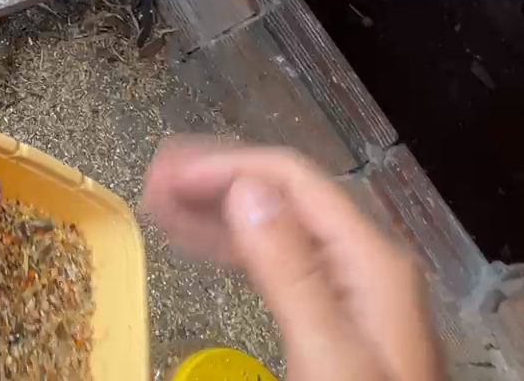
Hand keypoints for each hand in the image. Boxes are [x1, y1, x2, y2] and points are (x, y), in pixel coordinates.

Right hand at [143, 138, 439, 380]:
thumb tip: (244, 188)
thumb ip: (291, 272)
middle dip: (213, 182)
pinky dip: (228, 244)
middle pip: (278, 195)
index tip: (168, 176)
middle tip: (155, 181)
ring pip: (271, 225)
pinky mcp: (331, 315)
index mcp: (369, 259)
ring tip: (160, 203)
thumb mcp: (328, 356)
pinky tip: (194, 241)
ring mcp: (347, 288)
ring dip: (212, 209)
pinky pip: (272, 259)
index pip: (290, 178)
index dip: (224, 166)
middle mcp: (360, 261)